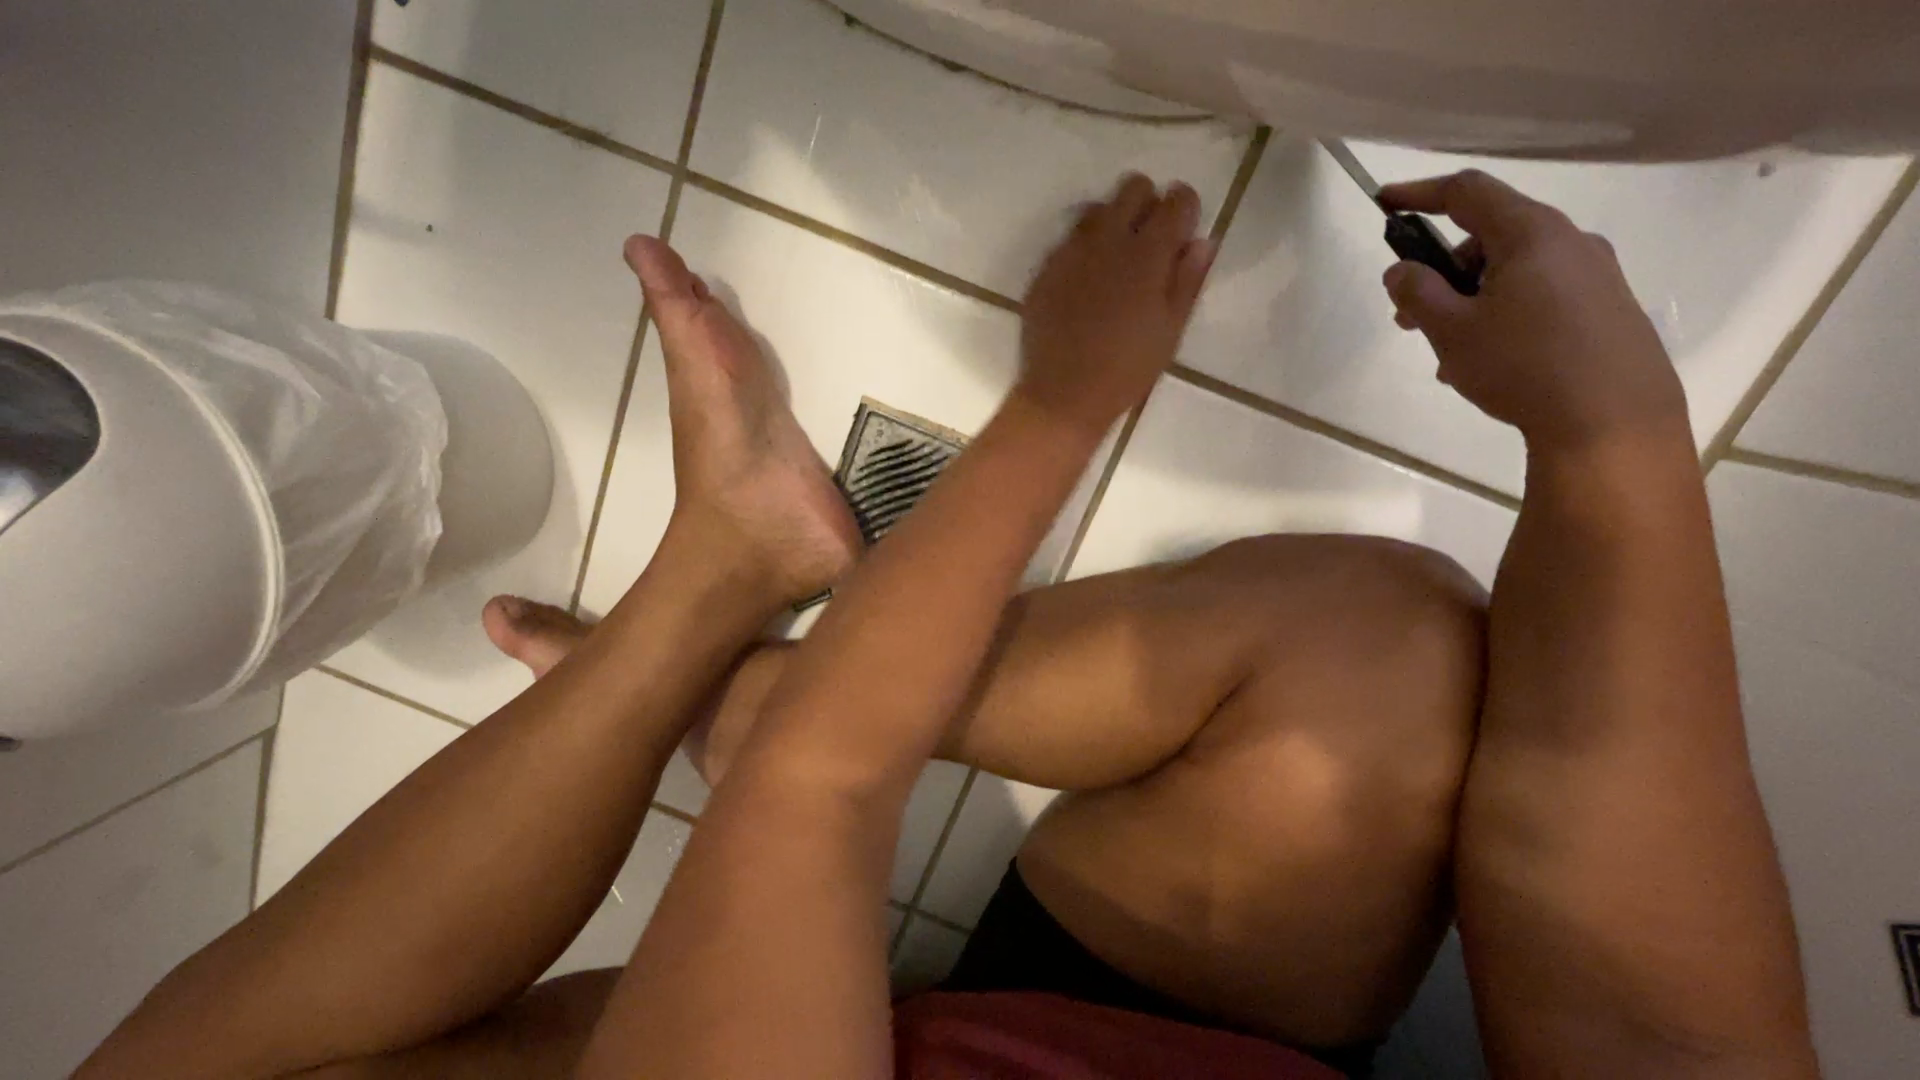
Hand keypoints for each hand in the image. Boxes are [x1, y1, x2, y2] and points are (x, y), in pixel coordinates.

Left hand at [1015, 173, 1215, 430]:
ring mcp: (1070, 252)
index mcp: (1147, 255)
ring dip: (1112, 222)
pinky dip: (1083, 248)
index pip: (1176, 200)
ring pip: (1097, 209)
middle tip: (1150, 239)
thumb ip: (1188, 280)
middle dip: (1147, 204)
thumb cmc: (1127, 370)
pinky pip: (1068, 240)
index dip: (1185, 207)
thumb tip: (1202, 241)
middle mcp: (1107, 241)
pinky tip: (1086, 281)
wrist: (1063, 395)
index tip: (1184, 227)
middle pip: (1133, 188)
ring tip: (1116, 259)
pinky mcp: (1045, 270)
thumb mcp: (1170, 330)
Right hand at [1379, 170, 1689, 454]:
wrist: (1613, 420)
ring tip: (1448, 354)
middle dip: (1443, 270)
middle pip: (1490, 237)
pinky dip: (1503, 316)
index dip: (1420, 193)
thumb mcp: (1451, 331)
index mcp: (1531, 235)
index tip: (1385, 203)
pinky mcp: (1607, 309)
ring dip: (1470, 300)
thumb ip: (1418, 293)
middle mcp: (1570, 242)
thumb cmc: (1522, 366)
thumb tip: (1402, 269)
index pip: (1468, 192)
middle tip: (1410, 316)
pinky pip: (1539, 298)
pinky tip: (1488, 362)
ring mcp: (1596, 276)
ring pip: (1513, 272)